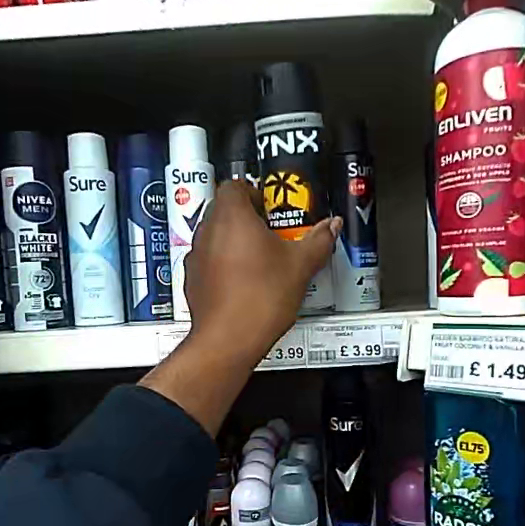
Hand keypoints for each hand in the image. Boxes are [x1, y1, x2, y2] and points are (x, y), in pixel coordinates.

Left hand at [141, 180, 336, 434]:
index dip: (253, 193)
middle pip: (224, 210)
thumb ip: (318, 240)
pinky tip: (245, 283)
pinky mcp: (192, 280)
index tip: (270, 208)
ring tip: (261, 260)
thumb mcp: (301, 266)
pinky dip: (224, 265)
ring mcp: (196, 256)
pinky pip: (209, 261)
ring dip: (235, 241)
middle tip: (272, 233)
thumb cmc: (262, 297)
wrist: (229, 339)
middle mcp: (208, 231)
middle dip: (247, 219)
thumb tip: (332, 225)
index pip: (234, 186)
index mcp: (232, 217)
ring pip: (215, 236)